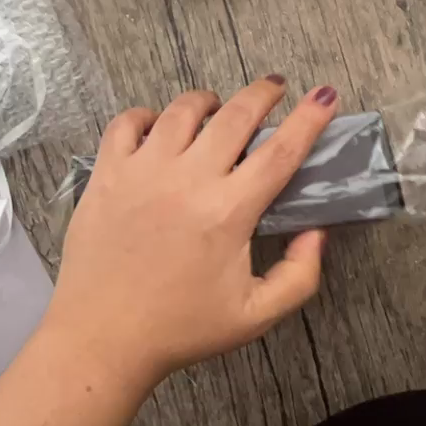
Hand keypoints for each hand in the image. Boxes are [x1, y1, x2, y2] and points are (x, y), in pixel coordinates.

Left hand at [42, 77, 339, 387]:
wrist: (101, 338)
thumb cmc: (181, 328)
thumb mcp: (255, 316)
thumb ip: (298, 276)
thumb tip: (317, 232)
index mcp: (229, 211)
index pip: (281, 151)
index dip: (308, 119)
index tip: (323, 95)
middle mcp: (189, 179)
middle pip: (236, 115)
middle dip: (262, 93)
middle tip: (274, 87)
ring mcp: (143, 170)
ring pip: (183, 110)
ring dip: (208, 101)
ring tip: (217, 107)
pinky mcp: (107, 173)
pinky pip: (127, 123)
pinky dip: (147, 115)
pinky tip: (158, 126)